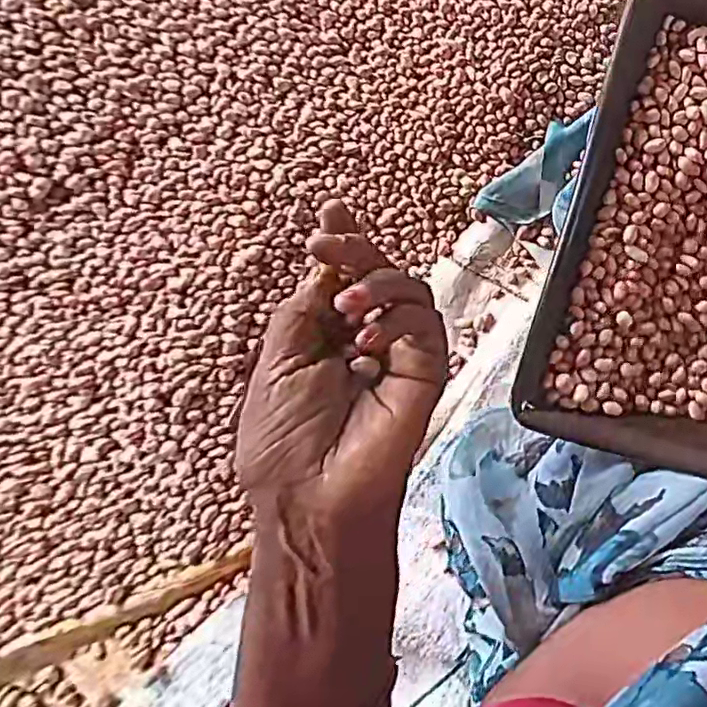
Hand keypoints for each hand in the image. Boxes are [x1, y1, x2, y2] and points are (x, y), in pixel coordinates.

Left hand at [236, 200, 447, 523]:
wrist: (309, 494)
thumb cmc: (284, 437)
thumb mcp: (278, 361)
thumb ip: (304, 308)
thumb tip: (325, 262)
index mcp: (334, 333)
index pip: (347, 277)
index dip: (344, 243)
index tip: (331, 211)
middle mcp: (372, 334)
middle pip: (380, 273)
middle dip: (356, 251)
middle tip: (326, 243)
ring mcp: (403, 350)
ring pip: (411, 289)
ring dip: (377, 283)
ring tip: (345, 306)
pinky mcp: (428, 367)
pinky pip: (425, 323)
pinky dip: (397, 317)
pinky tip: (367, 338)